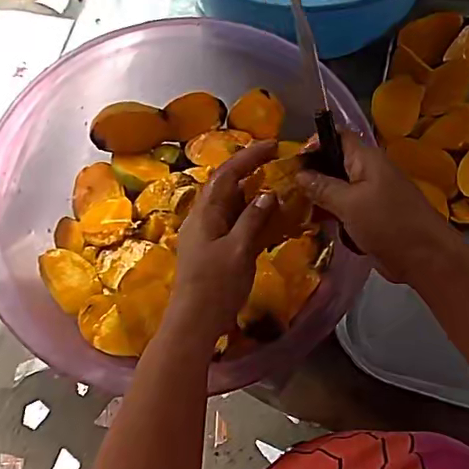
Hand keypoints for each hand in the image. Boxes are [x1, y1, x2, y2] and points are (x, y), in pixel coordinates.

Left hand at [165, 141, 279, 340]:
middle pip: (224, 186)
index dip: (248, 156)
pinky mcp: (211, 251)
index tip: (272, 145)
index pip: (226, 175)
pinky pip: (230, 223)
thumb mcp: (238, 250)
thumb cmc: (215, 286)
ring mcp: (205, 236)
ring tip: (274, 186)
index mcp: (205, 214)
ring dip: (249, 193)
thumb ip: (252, 220)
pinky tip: (264, 220)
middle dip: (248, 170)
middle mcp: (202, 220)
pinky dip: (248, 215)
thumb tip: (266, 194)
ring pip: (228, 205)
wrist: (193, 323)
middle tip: (274, 163)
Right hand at [297, 129, 459, 282]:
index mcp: (367, 160)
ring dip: (318, 198)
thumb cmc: (388, 223)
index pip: (339, 137)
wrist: (424, 257)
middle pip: (334, 164)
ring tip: (292, 207)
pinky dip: (330, 216)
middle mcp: (368, 173)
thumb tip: (299, 174)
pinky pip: (344, 210)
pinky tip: (312, 224)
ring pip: (337, 190)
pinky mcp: (369, 218)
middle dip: (311, 174)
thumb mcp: (350, 204)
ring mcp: (370, 196)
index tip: (292, 159)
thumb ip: (323, 187)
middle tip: (285, 187)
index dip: (316, 142)